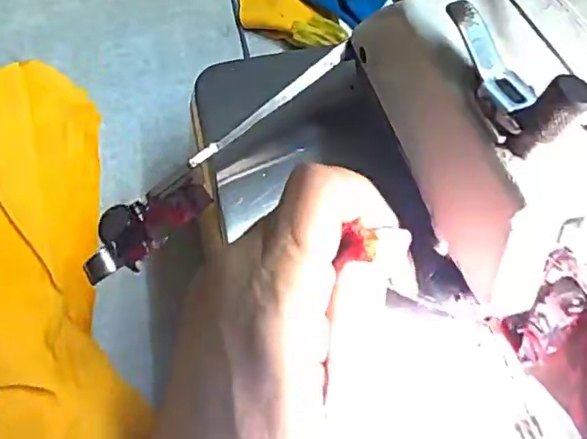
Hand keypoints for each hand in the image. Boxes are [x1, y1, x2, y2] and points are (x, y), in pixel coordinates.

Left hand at [154, 163, 414, 438]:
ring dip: (319, 257)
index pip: (317, 186)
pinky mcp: (201, 288)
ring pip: (282, 227)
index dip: (361, 196)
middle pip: (302, 205)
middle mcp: (235, 263)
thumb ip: (357, 316)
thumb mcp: (339, 401)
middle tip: (368, 296)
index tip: (385, 247)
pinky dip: (288, 269)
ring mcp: (212, 273)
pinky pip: (257, 253)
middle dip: (347, 236)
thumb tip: (372, 253)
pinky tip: (295, 331)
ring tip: (329, 329)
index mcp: (272, 286)